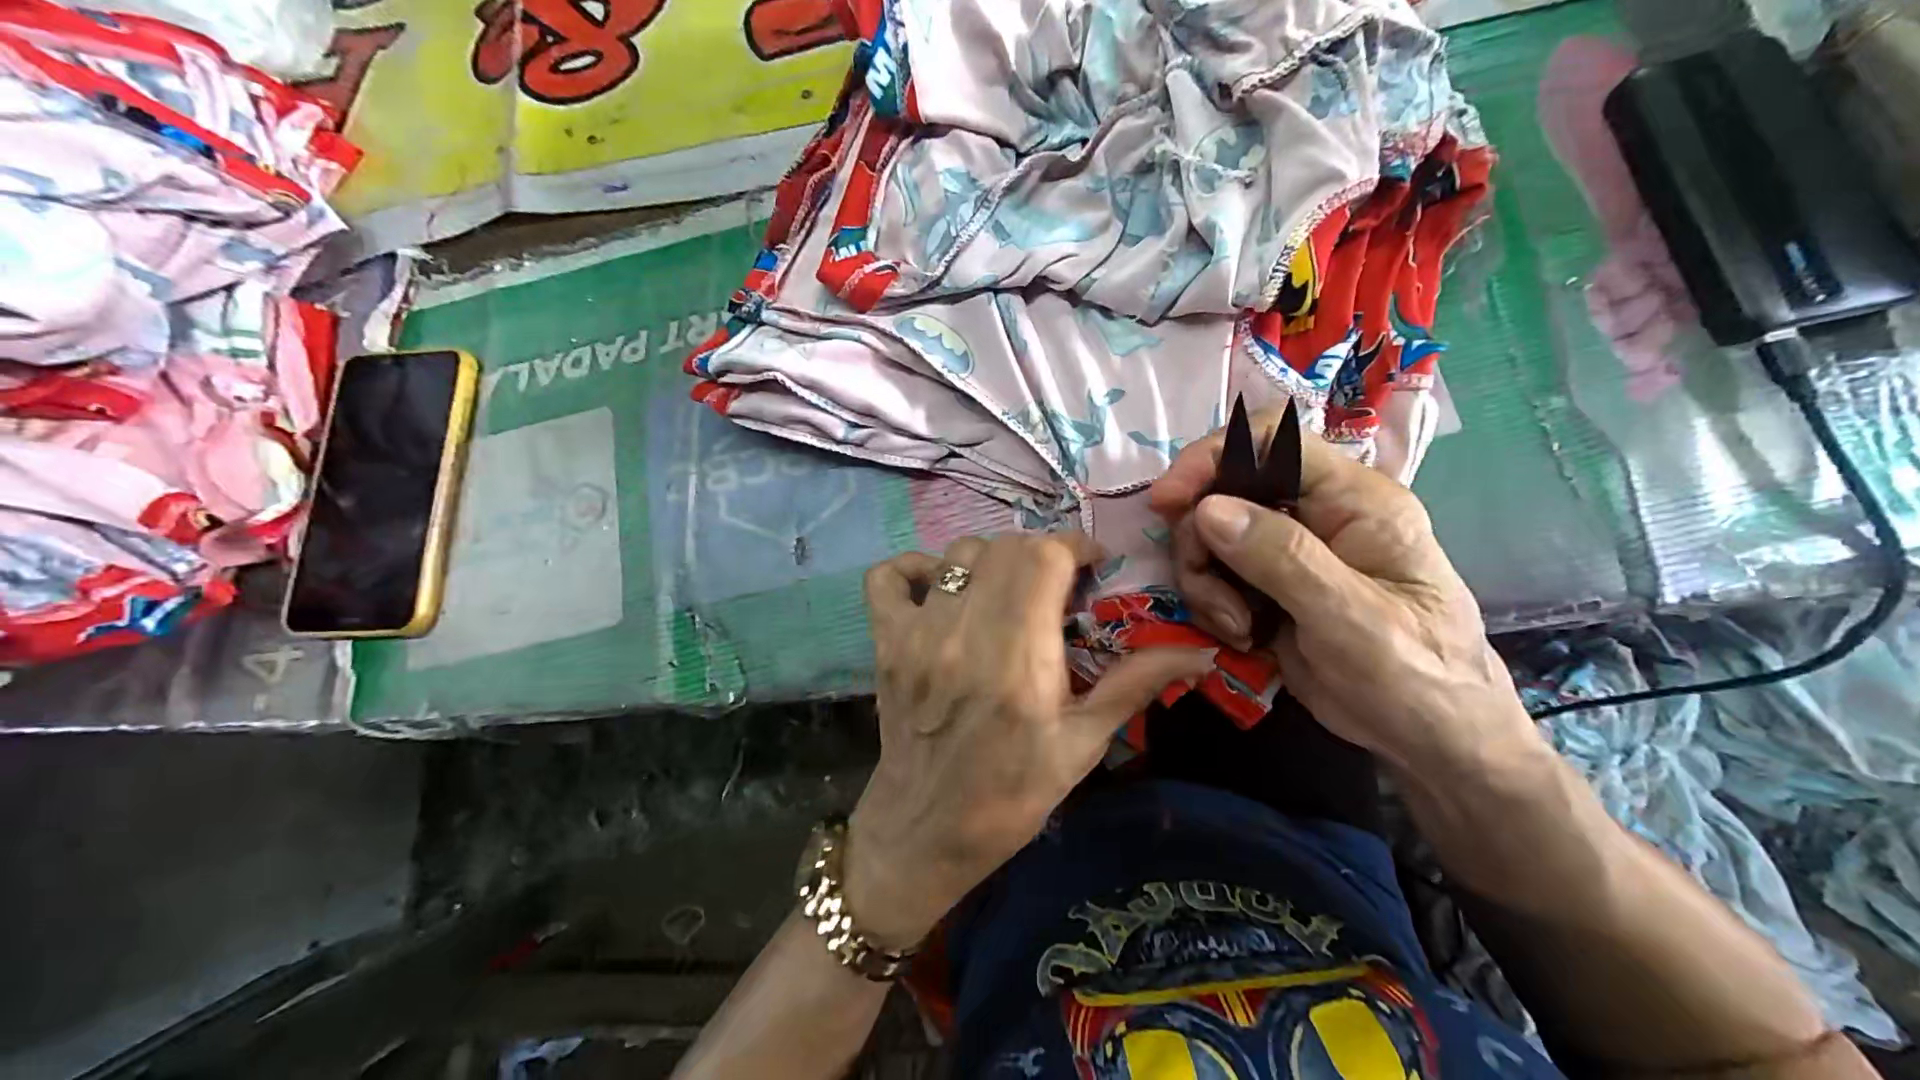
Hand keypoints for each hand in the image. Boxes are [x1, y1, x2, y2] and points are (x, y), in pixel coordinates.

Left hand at [845, 533, 1216, 949]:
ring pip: (957, 554)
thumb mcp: (1083, 746)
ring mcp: (917, 635)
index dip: (1075, 546)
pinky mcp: (885, 643)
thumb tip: (1200, 651)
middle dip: (1041, 553)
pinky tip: (940, 587)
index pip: (1044, 558)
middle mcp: (965, 634)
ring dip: (992, 559)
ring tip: (1009, 591)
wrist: (926, 832)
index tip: (1093, 564)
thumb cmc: (1012, 795)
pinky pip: (888, 576)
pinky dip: (915, 567)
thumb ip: (1135, 684)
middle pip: (1005, 547)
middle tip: (1057, 585)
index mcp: (1020, 660)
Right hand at [1149, 409, 1540, 779]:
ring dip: (1206, 581)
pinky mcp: (1269, 584)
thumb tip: (1208, 509)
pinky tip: (1241, 636)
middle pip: (1226, 491)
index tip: (1167, 502)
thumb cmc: (1414, 675)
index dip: (1212, 459)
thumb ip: (1283, 559)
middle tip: (1210, 593)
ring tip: (1236, 628)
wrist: (1428, 738)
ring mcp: (1290, 550)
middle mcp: (1319, 514)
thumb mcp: (1351, 618)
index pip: (1273, 443)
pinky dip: (1212, 602)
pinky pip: (1215, 573)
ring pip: (1211, 535)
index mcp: (1356, 501)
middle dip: (1201, 541)